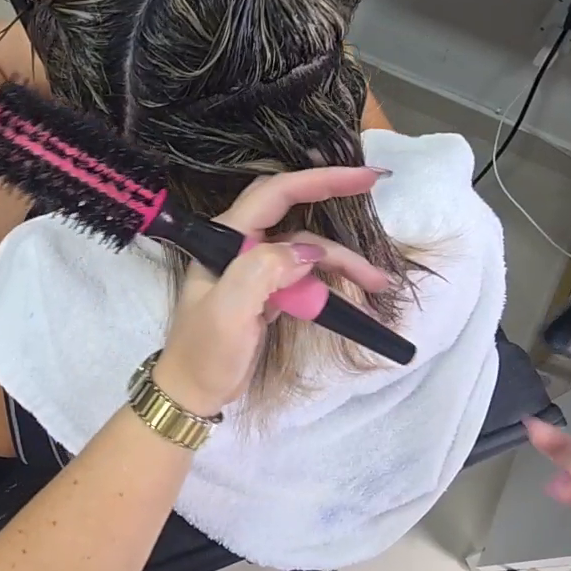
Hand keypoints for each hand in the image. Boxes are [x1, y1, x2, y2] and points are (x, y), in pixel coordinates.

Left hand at [152, 167, 391, 416]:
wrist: (193, 392)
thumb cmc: (204, 352)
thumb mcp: (228, 311)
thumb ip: (262, 272)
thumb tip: (305, 252)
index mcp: (227, 238)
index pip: (276, 194)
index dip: (320, 180)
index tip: (363, 177)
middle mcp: (241, 246)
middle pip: (295, 212)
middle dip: (334, 201)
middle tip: (375, 188)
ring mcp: (255, 270)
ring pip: (307, 251)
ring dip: (342, 263)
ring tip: (377, 284)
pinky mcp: (267, 293)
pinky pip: (306, 278)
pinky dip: (331, 285)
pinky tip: (355, 299)